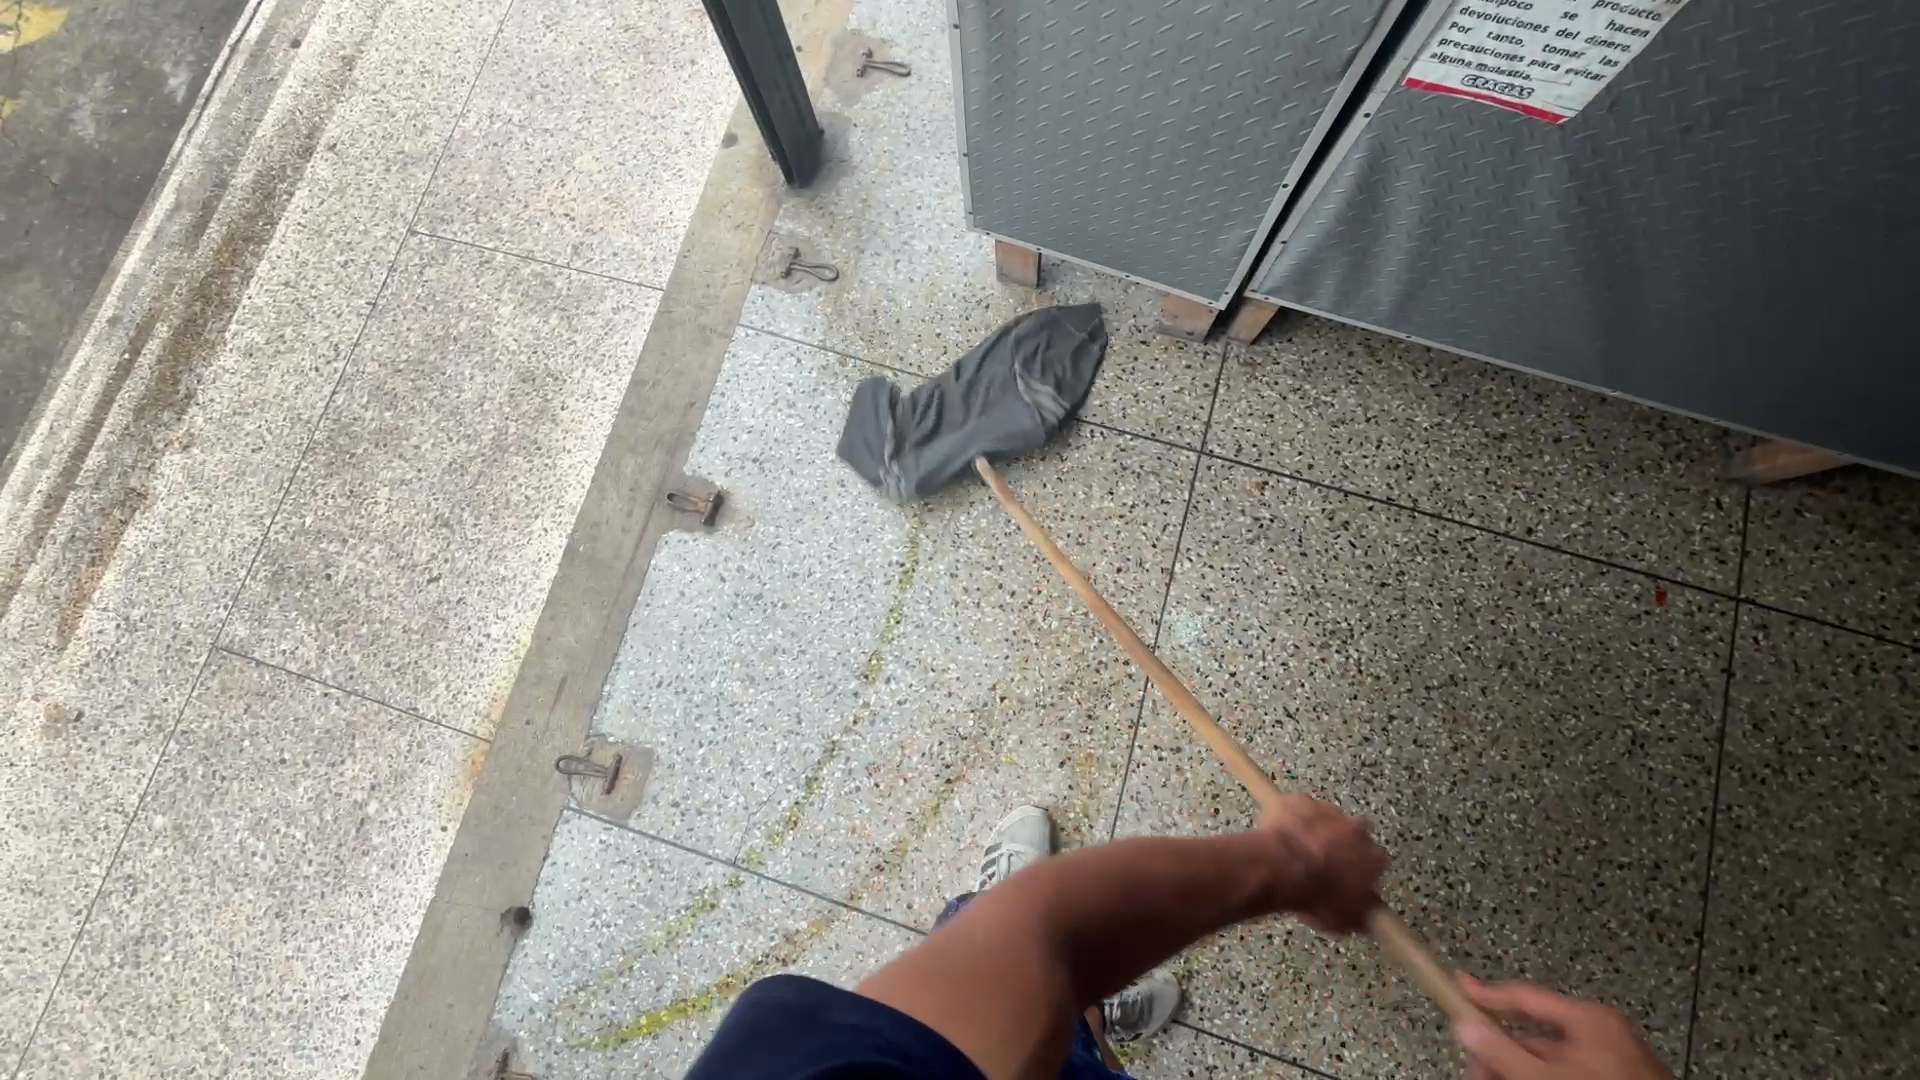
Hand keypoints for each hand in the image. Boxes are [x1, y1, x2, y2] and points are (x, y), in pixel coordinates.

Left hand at [1257, 794, 1386, 932]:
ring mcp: (1326, 810)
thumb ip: (1360, 914)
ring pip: (1324, 815)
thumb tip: (1365, 918)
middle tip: (1322, 856)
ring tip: (1296, 845)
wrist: (1282, 868)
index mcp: (1373, 857)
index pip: (1376, 860)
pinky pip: (1296, 806)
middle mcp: (1355, 829)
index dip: (1360, 867)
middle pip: (1353, 831)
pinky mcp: (1298, 800)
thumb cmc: (1316, 895)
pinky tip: (1280, 830)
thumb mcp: (1345, 920)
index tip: (1347, 874)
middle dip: (1341, 841)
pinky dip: (1290, 815)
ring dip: (1314, 826)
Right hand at [1453, 977, 1673, 1079]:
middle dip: (1500, 1050)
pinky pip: (1571, 1072)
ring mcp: (1614, 1059)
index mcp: (1588, 1019)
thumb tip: (1462, 1026)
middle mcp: (1601, 1031)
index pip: (1524, 995)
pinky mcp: (1620, 1079)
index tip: (1455, 986)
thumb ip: (1504, 1053)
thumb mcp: (1549, 1078)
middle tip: (1474, 1069)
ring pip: (1550, 1058)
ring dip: (1517, 1067)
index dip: (1486, 993)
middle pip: (1534, 1033)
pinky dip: (1543, 1076)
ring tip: (1490, 1079)